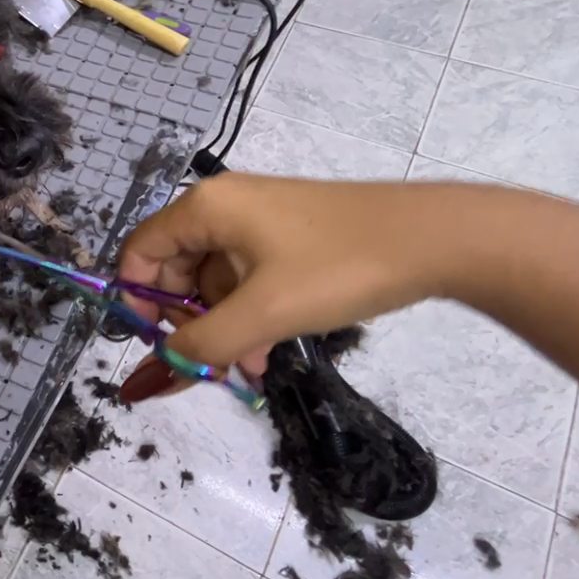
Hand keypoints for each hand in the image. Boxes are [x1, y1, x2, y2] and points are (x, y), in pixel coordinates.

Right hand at [115, 174, 469, 401]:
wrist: (443, 240)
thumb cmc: (341, 268)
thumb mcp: (265, 313)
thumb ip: (202, 344)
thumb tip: (154, 373)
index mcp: (203, 208)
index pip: (139, 252)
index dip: (135, 300)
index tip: (152, 344)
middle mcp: (220, 206)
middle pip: (174, 268)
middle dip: (186, 321)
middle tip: (209, 362)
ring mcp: (255, 218)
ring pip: (212, 278)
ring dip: (222, 325)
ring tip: (249, 368)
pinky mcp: (285, 233)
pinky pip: (244, 276)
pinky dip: (248, 312)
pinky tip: (267, 351)